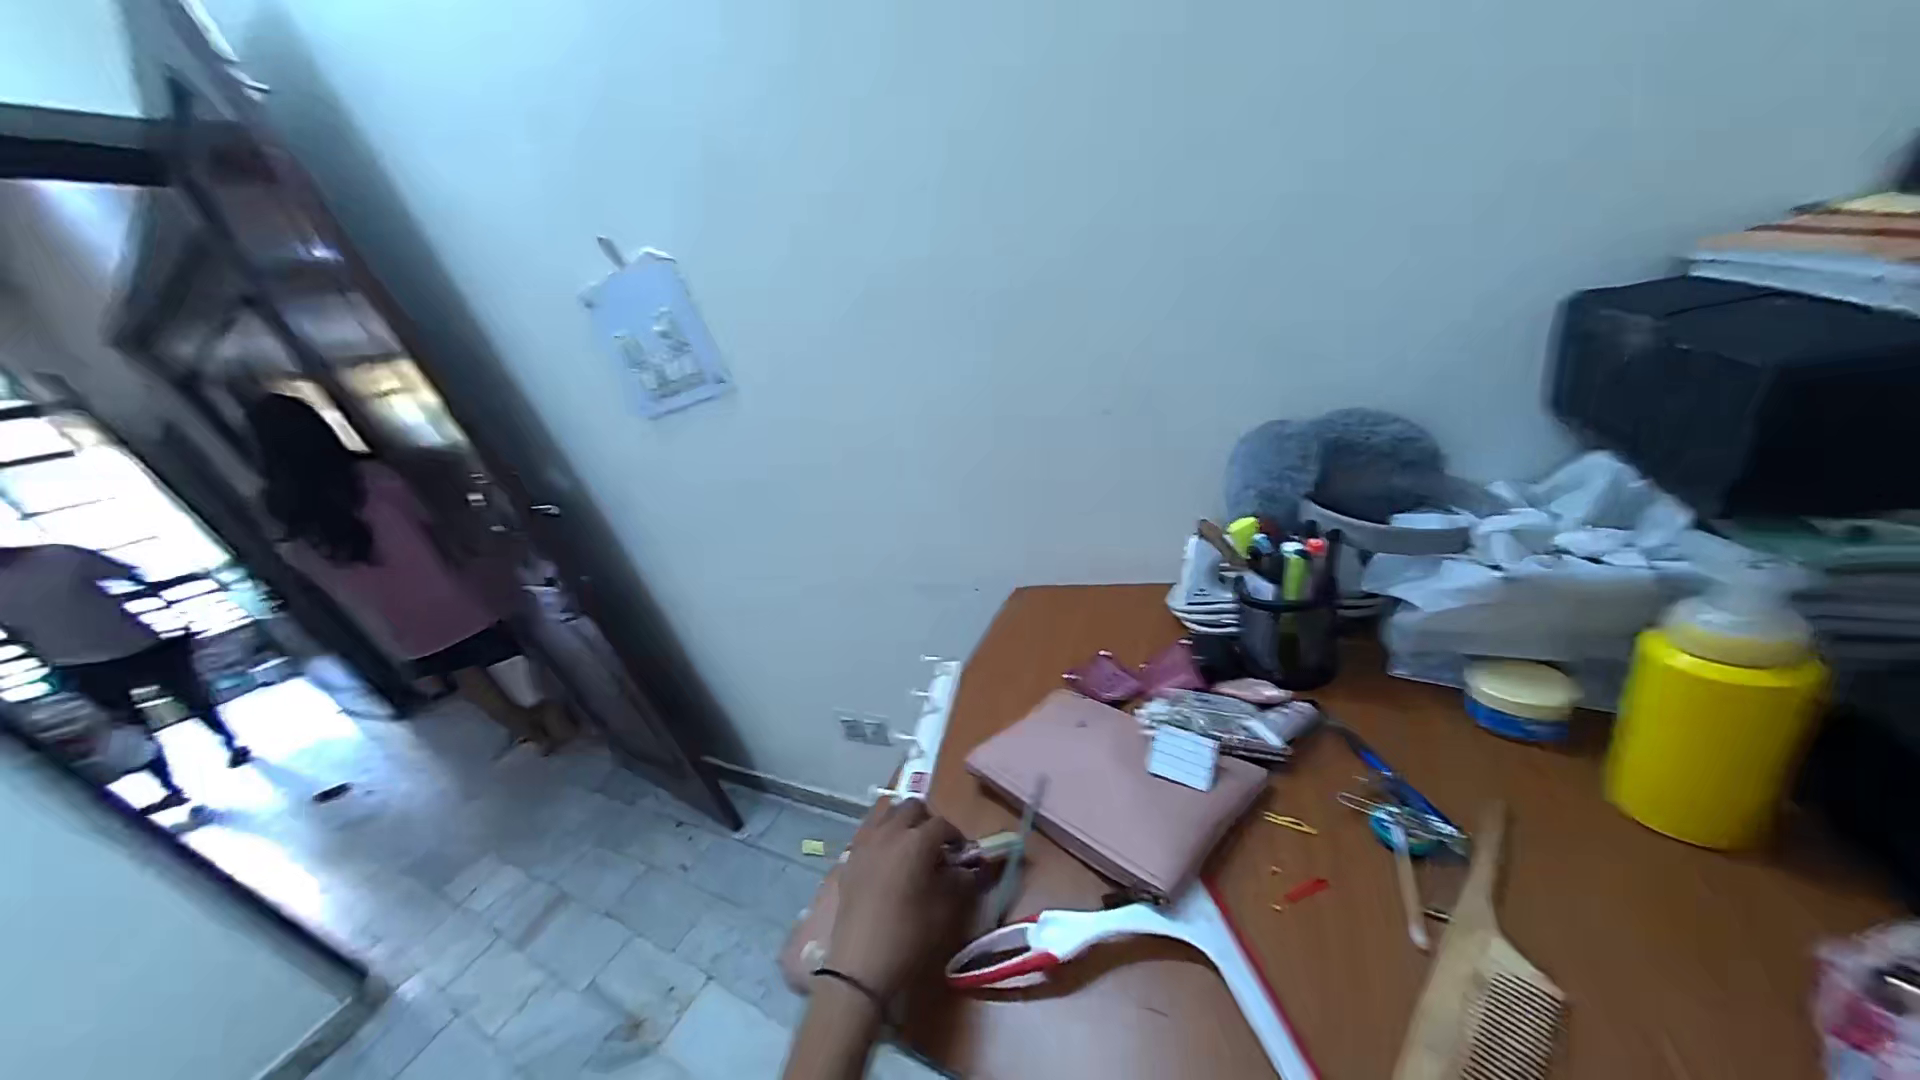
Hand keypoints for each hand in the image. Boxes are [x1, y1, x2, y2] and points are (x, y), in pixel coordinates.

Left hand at [824, 800, 983, 997]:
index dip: (956, 836)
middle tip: (936, 845)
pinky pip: (869, 830)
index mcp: (916, 841)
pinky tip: (887, 858)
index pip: (942, 824)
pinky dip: (882, 833)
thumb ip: (959, 881)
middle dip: (927, 820)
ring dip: (903, 821)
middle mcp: (890, 831)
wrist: (860, 964)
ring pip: (887, 812)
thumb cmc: (909, 935)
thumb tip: (968, 869)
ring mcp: (866, 841)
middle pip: (912, 807)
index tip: (961, 854)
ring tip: (910, 846)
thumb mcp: (944, 909)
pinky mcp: (850, 856)